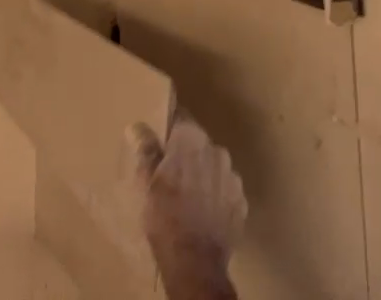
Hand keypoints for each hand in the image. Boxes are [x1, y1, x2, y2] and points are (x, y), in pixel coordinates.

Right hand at [128, 117, 245, 299]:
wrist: (195, 262)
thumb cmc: (165, 216)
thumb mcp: (146, 181)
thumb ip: (146, 149)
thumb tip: (139, 126)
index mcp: (192, 140)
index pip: (181, 117)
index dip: (168, 127)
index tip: (158, 139)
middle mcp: (217, 151)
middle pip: (197, 142)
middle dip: (185, 152)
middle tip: (167, 172)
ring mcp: (233, 177)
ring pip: (212, 165)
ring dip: (201, 172)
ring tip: (185, 195)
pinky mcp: (241, 202)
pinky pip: (224, 188)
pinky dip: (213, 193)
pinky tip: (200, 210)